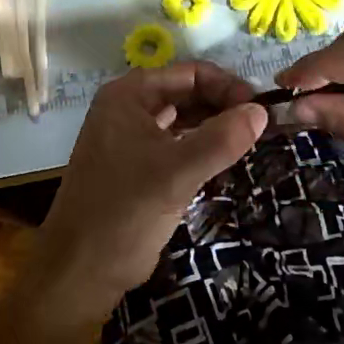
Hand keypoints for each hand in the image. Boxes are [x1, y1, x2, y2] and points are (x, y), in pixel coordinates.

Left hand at [33, 62, 265, 318]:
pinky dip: (202, 146)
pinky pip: (176, 143)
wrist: (81, 271)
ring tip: (250, 140)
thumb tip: (262, 111)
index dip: (227, 85)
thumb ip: (221, 139)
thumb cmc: (125, 212)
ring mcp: (131, 138)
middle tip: (261, 126)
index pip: (189, 73)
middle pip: (187, 93)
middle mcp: (127, 109)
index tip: (260, 108)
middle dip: (223, 105)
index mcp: (128, 96)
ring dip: (215, 126)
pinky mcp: (138, 166)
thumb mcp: (177, 173)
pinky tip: (226, 159)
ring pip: (183, 119)